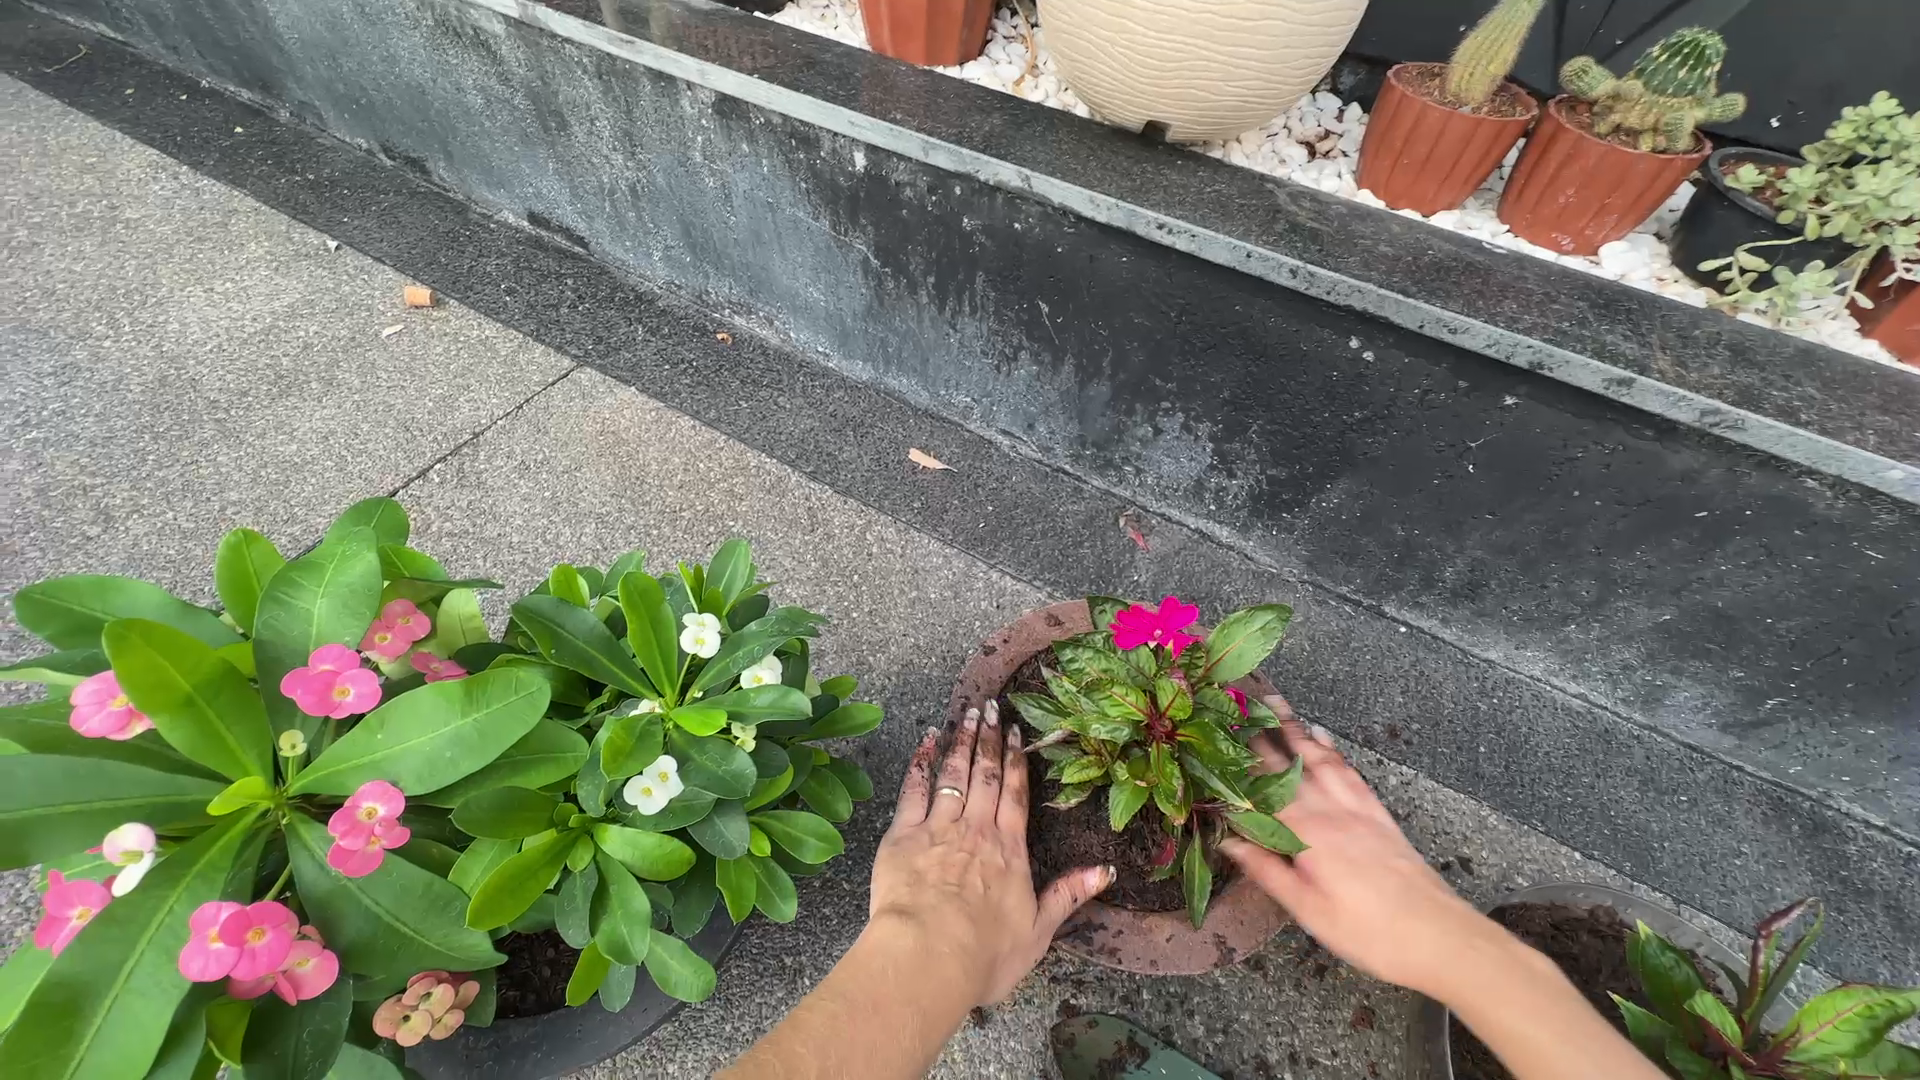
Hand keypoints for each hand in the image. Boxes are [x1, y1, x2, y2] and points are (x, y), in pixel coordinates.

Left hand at [867, 700, 1111, 1003]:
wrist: (929, 957)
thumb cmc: (984, 954)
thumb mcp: (1038, 931)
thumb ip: (1068, 895)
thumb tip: (1106, 871)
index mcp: (1008, 850)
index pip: (1015, 793)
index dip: (1016, 760)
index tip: (1015, 731)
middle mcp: (976, 830)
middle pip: (986, 774)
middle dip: (989, 738)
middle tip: (990, 707)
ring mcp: (939, 828)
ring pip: (954, 773)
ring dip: (961, 741)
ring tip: (966, 714)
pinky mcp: (904, 834)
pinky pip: (914, 788)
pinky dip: (921, 761)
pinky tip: (926, 740)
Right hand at [1220, 704, 1497, 998]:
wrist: (1442, 938)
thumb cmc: (1369, 931)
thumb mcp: (1308, 910)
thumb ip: (1267, 870)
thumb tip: (1228, 842)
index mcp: (1308, 832)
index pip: (1264, 789)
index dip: (1240, 762)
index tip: (1219, 737)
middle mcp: (1331, 810)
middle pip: (1291, 764)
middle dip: (1265, 732)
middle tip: (1243, 703)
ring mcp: (1357, 809)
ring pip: (1321, 760)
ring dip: (1297, 731)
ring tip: (1278, 705)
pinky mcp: (1378, 815)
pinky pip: (1351, 772)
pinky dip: (1333, 750)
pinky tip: (1323, 737)